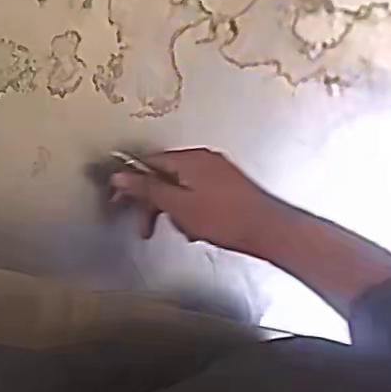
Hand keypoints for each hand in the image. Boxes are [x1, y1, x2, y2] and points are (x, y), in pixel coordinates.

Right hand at [108, 147, 295, 252]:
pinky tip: (192, 227)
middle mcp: (204, 160)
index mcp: (190, 159)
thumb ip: (146, 189)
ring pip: (178, 187)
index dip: (130, 183)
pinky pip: (194, 192)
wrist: (270, 231)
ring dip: (169, 209)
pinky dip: (187, 209)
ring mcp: (217, 172)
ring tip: (174, 228)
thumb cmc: (228, 218)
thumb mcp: (176, 205)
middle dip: (151, 202)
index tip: (120, 198)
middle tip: (143, 223)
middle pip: (162, 176)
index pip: (147, 163)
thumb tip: (121, 176)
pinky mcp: (226, 186)